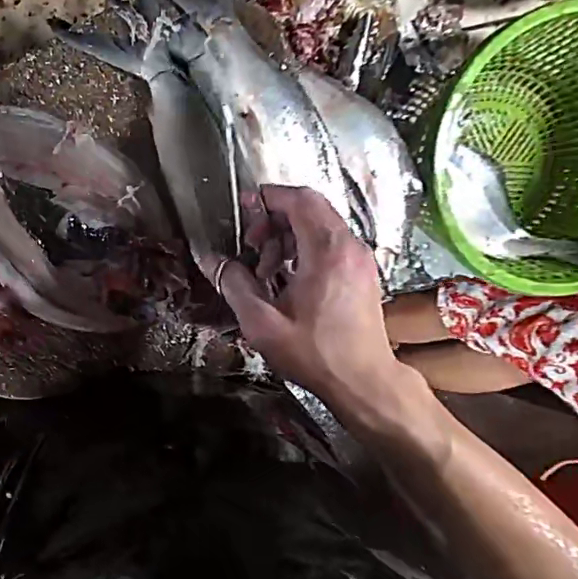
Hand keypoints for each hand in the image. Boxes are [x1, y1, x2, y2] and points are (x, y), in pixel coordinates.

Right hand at [201, 186, 405, 408]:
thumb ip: (234, 285)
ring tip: (266, 269)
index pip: (300, 199)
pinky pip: (331, 243)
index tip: (246, 208)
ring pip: (321, 225)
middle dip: (275, 219)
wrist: (364, 382)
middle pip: (311, 208)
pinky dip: (305, 249)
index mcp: (327, 251)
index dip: (269, 197)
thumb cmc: (315, 354)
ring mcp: (361, 259)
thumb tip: (214, 262)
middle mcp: (350, 247)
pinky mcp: (363, 273)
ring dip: (288, 236)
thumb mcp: (262, 323)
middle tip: (252, 245)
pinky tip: (288, 279)